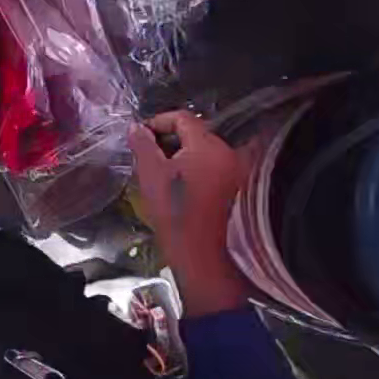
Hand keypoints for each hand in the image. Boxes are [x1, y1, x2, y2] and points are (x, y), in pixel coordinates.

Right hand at [128, 110, 251, 317]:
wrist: (208, 261)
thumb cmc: (177, 216)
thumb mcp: (152, 178)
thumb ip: (143, 147)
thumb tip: (137, 128)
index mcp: (208, 145)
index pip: (182, 118)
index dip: (158, 122)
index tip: (142, 136)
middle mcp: (229, 152)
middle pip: (196, 134)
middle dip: (171, 141)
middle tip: (150, 157)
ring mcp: (238, 171)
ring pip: (206, 153)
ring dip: (185, 158)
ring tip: (164, 176)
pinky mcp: (242, 190)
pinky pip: (216, 170)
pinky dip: (199, 172)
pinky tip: (184, 190)